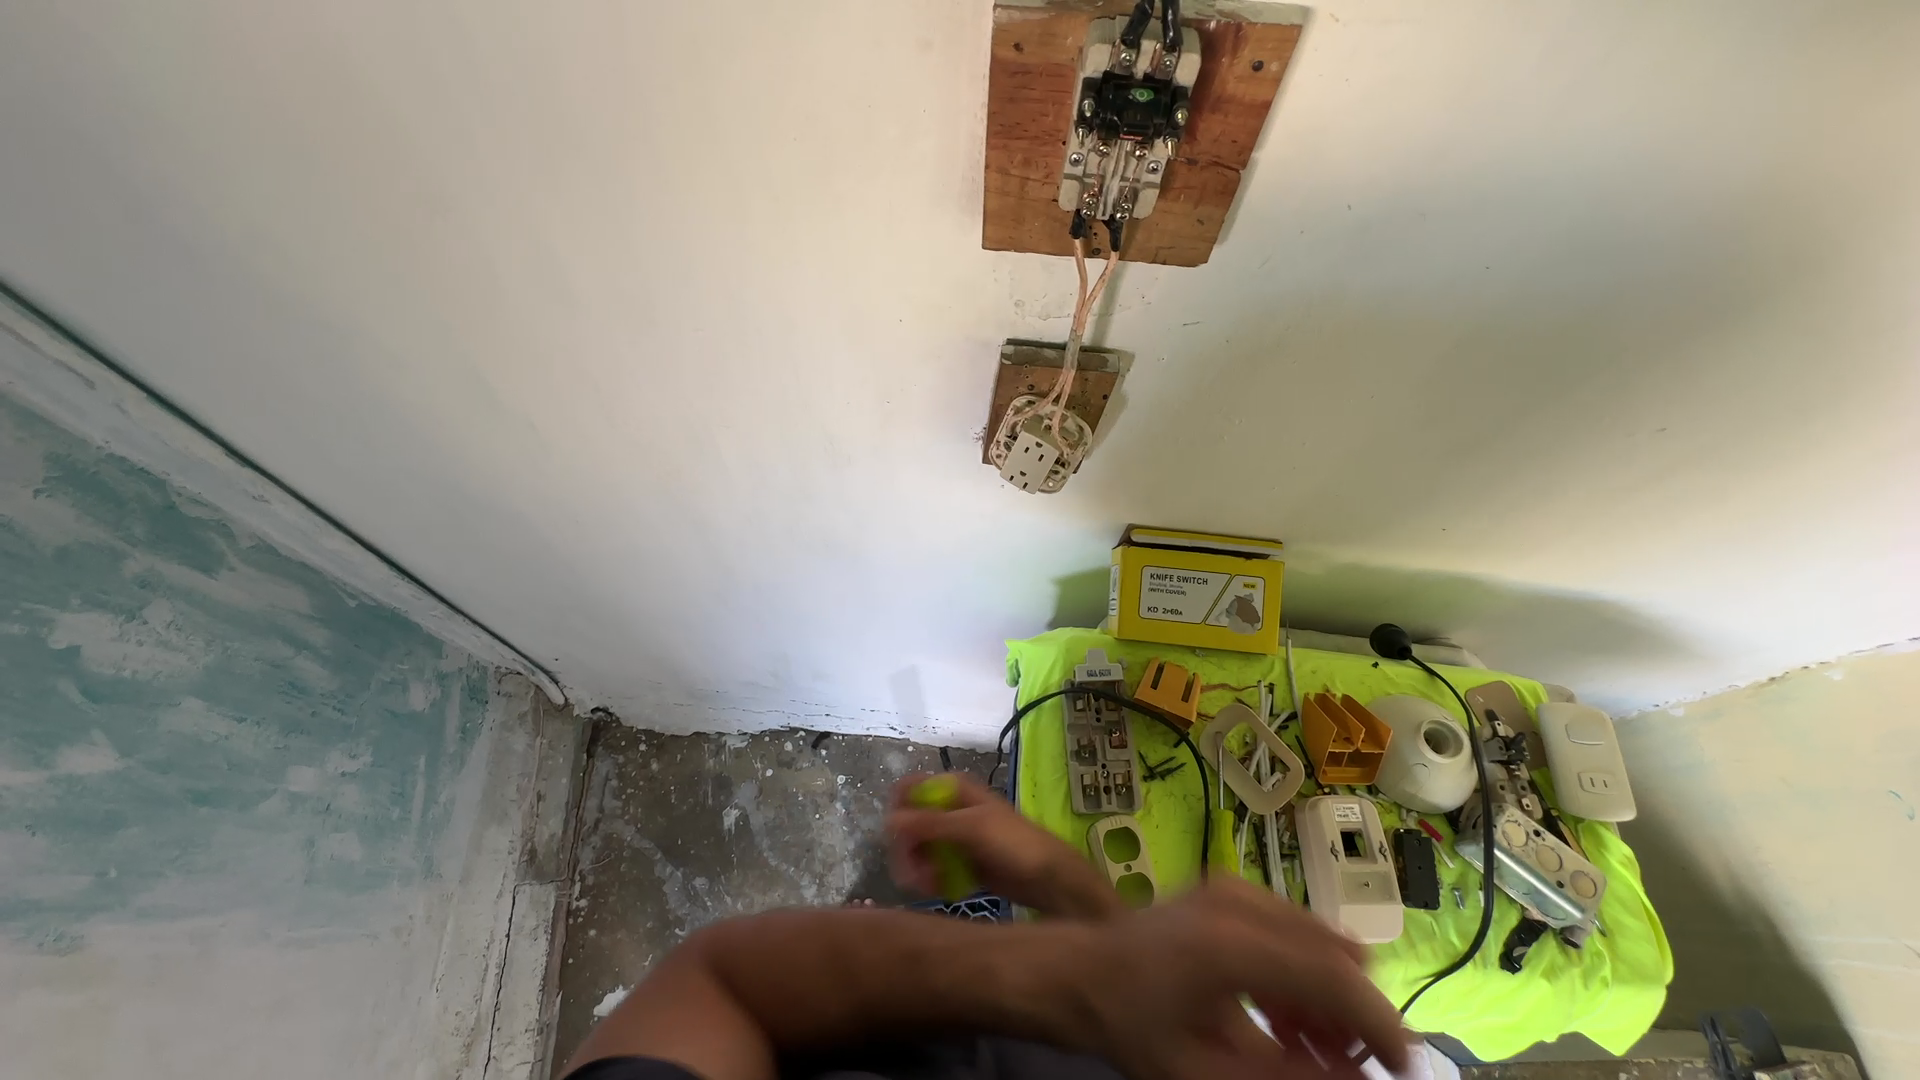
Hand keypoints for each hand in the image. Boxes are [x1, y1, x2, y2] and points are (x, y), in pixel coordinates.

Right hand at [888, 772, 1122, 919]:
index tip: (894, 838)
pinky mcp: (961, 863)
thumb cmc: (1015, 843)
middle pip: (910, 823)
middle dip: (906, 848)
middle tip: (909, 874)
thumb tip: (888, 820)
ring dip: (917, 867)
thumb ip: (929, 823)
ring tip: (927, 886)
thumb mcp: (972, 828)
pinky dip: (932, 879)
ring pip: (920, 849)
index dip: (898, 810)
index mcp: (954, 788)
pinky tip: (938, 890)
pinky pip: (934, 868)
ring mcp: (956, 837)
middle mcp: (951, 810)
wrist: (1049, 879)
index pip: (910, 788)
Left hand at [1067, 877, 1411, 1079]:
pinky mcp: (1226, 892)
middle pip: (1333, 953)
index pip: (1335, 976)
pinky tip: (1286, 1017)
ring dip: (1327, 995)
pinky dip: (1301, 972)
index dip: (1380, 1025)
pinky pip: (1290, 929)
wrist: (1079, 973)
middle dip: (1351, 1013)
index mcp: (1232, 945)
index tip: (1402, 1069)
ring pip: (1316, 940)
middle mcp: (1237, 904)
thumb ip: (1288, 1077)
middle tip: (1343, 1065)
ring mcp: (1230, 890)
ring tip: (1310, 1047)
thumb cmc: (1134, 1026)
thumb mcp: (1208, 1072)